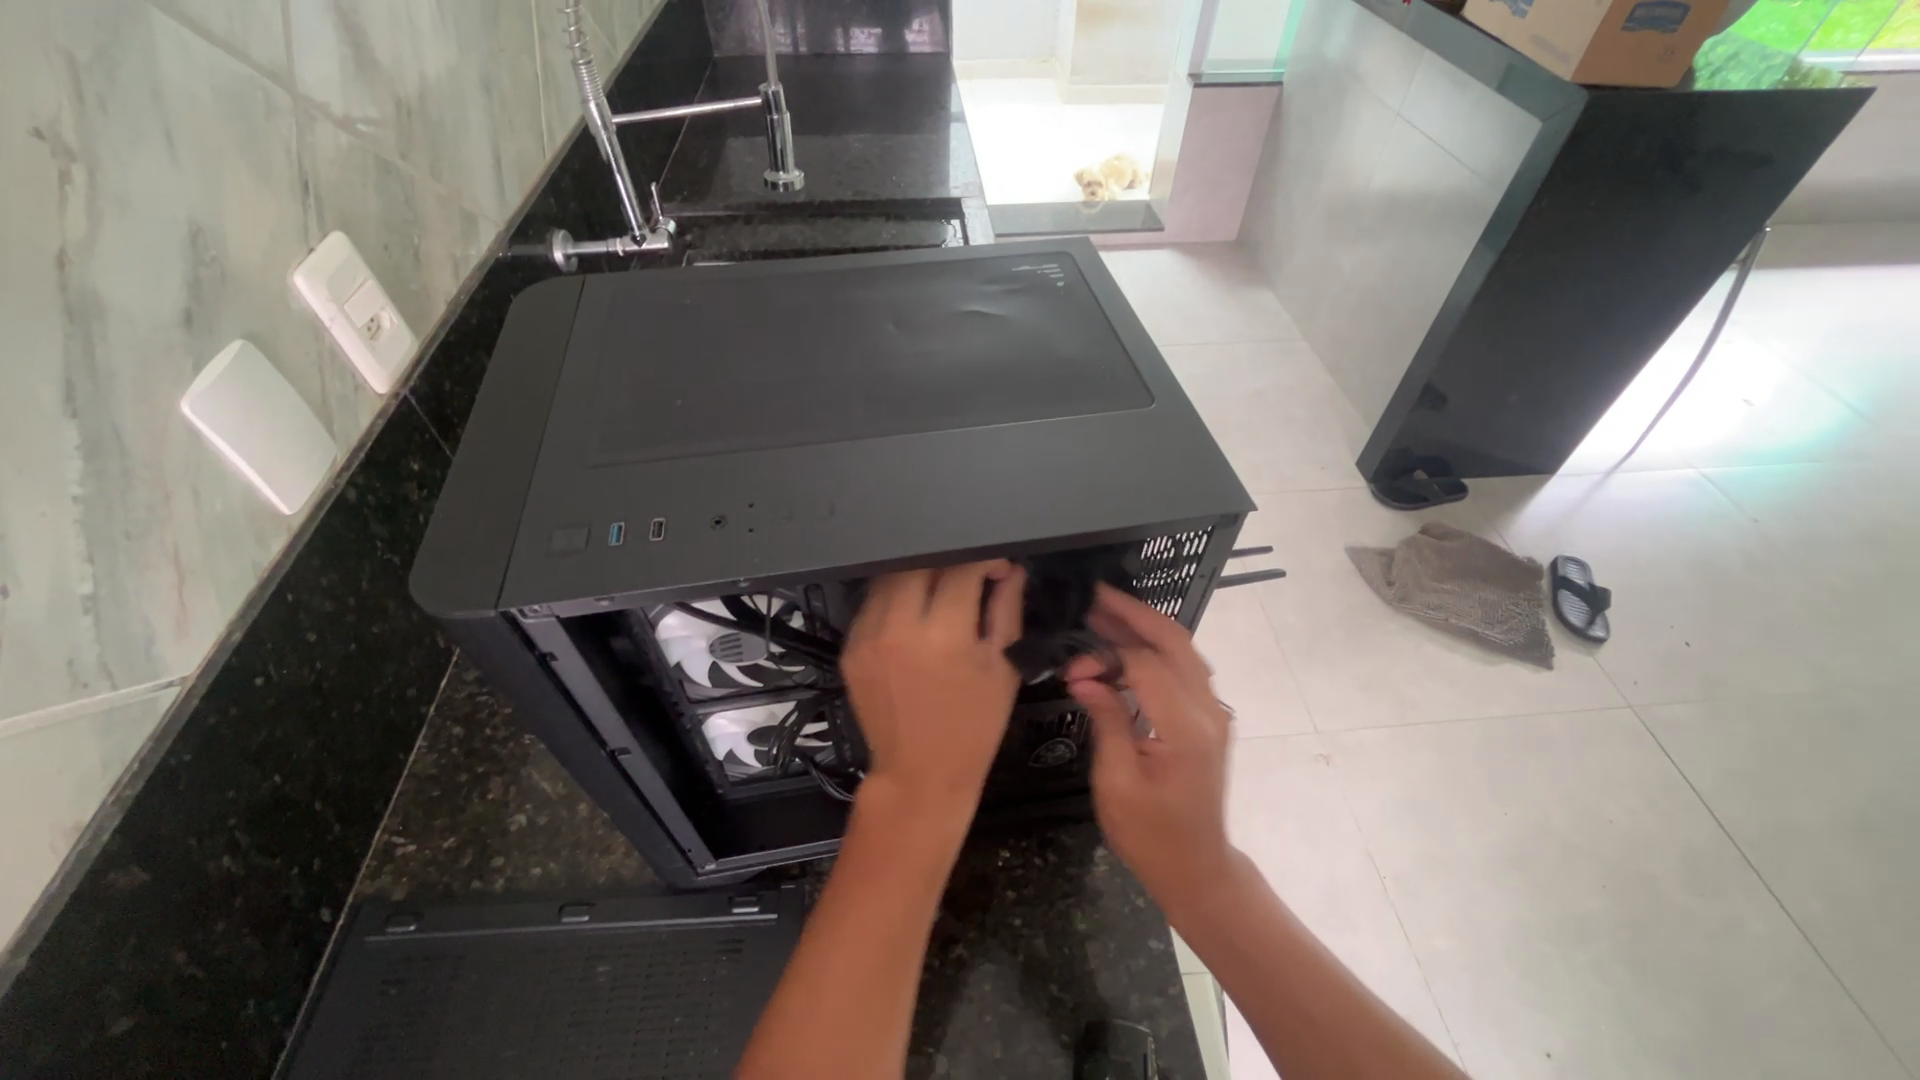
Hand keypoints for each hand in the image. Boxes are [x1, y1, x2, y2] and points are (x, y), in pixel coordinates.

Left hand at [841, 560, 1026, 814]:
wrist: (920, 773)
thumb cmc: (973, 725)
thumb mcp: (1003, 667)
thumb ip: (1006, 609)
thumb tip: (1010, 569)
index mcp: (944, 635)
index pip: (962, 569)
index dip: (985, 560)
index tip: (997, 567)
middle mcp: (899, 628)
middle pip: (919, 562)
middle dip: (948, 561)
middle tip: (966, 576)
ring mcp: (868, 637)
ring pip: (890, 577)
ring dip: (917, 574)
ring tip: (938, 591)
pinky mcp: (850, 647)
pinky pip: (872, 604)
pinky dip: (894, 598)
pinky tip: (912, 614)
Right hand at [1066, 585, 1236, 914]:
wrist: (1197, 867)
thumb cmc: (1150, 835)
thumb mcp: (1116, 783)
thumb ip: (1106, 720)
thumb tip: (1084, 675)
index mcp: (1186, 728)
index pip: (1146, 665)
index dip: (1105, 655)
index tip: (1070, 665)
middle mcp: (1209, 711)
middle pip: (1175, 642)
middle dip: (1133, 614)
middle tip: (1093, 596)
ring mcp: (1214, 713)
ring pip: (1183, 650)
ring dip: (1144, 628)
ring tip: (1102, 613)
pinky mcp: (1209, 718)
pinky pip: (1184, 669)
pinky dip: (1155, 650)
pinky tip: (1124, 649)